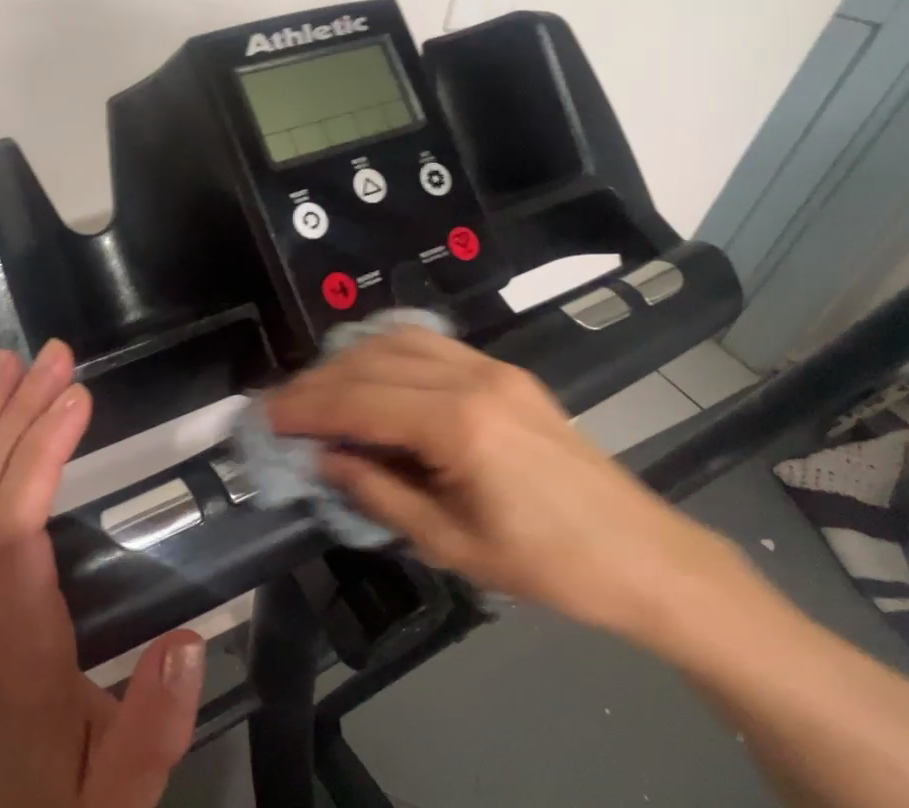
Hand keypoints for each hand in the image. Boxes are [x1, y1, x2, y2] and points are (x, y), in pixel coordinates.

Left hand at [0, 340, 205, 807]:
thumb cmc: (65, 796)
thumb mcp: (121, 786)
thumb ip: (154, 725)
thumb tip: (189, 641)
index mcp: (21, 646)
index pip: (15, 530)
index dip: (39, 456)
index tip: (77, 399)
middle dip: (19, 416)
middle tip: (55, 357)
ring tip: (10, 365)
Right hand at [268, 327, 761, 645]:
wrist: (643, 556)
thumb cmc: (548, 565)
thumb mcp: (450, 544)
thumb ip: (379, 494)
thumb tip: (325, 460)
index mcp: (459, 427)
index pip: (359, 402)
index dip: (305, 408)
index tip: (265, 418)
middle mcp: (473, 381)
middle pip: (373, 362)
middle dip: (318, 381)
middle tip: (281, 407)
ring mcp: (495, 370)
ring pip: (400, 343)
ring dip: (349, 361)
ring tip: (317, 393)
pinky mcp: (508, 374)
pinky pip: (432, 347)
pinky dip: (388, 355)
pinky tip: (369, 377)